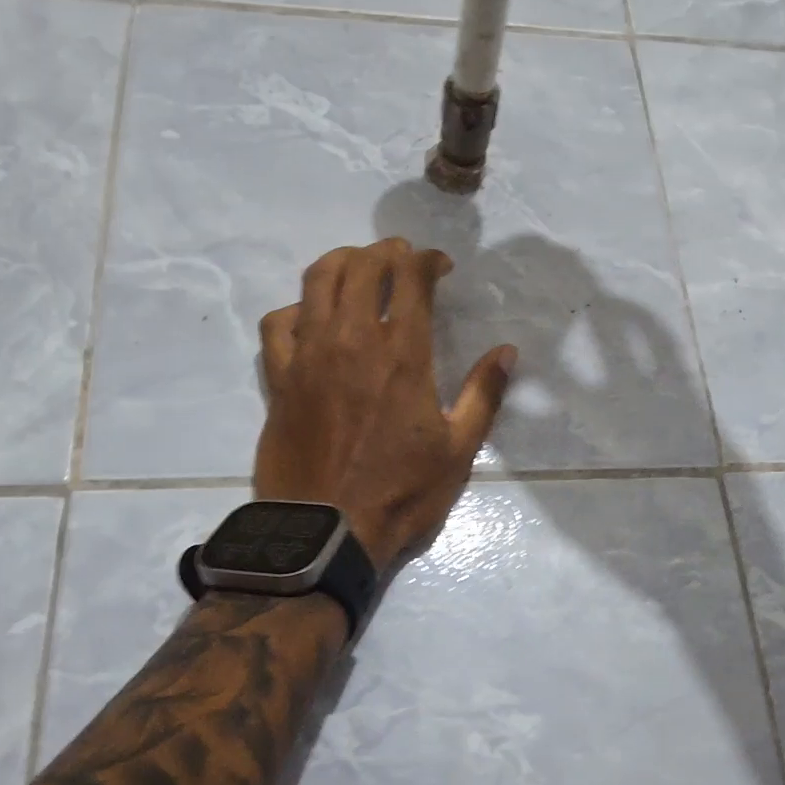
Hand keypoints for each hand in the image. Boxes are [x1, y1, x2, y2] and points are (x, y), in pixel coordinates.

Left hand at [255, 238, 516, 568]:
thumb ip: (483, 395)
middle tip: (402, 263)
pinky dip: (297, 309)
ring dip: (341, 263)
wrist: (327, 532)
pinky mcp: (279, 378)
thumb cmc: (400, 493)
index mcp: (401, 354)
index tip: (440, 267)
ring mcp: (308, 356)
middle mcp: (351, 340)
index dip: (427, 259)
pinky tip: (311, 320)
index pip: (410, 276)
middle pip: (361, 265)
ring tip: (358, 272)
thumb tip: (506, 352)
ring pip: (316, 280)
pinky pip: (278, 323)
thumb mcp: (458, 451)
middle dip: (386, 252)